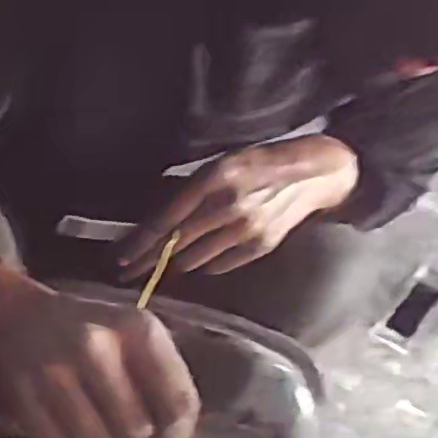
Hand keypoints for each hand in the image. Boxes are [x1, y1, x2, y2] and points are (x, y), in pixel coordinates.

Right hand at [0, 257, 199, 437]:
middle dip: (130, 437)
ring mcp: (56, 369)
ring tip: (87, 420)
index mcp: (138, 328)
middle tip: (118, 424)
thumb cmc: (89, 331)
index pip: (177, 401)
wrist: (18, 314)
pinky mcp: (23, 392)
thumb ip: (164, 393)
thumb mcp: (135, 344)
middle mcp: (97, 345)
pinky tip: (59, 418)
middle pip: (136, 430)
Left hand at [118, 135, 359, 279]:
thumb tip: (152, 225)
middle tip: (127, 273)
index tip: (120, 260)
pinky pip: (216, 267)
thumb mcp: (220, 165)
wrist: (318, 171)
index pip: (164, 221)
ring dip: (174, 264)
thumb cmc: (260, 164)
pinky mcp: (258, 247)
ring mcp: (244, 230)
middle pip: (173, 246)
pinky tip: (200, 257)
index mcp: (213, 179)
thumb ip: (187, 193)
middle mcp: (226, 206)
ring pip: (191, 261)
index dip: (138, 244)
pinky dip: (203, 264)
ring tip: (163, 265)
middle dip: (146, 262)